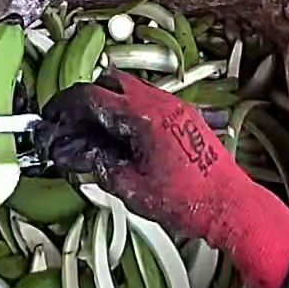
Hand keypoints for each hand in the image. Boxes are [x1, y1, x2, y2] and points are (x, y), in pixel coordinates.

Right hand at [33, 71, 288, 287]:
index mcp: (142, 116)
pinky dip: (130, 107)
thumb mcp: (133, 189)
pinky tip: (126, 133)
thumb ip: (100, 167)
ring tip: (98, 126)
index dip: (66, 105)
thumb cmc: (188, 202)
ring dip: (110, 100)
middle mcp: (159, 102)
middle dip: (87, 97)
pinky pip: (149, 99)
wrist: (234, 207)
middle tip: (73, 117)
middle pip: (111, 80)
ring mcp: (175, 105)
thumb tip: (78, 156)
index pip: (92, 96)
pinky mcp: (185, 114)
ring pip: (131, 87)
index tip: (53, 114)